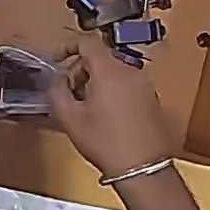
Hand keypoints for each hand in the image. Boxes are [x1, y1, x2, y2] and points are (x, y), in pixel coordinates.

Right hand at [46, 38, 174, 175]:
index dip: (67, 46)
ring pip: (114, 71)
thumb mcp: (69, 118)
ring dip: (96, 81)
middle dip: (80, 70)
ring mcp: (145, 84)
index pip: (87, 42)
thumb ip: (57, 91)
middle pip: (100, 57)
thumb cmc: (104, 143)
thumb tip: (59, 79)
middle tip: (70, 93)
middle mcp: (131, 71)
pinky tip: (106, 115)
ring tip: (87, 107)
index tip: (57, 60)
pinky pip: (127, 83)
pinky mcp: (152, 97)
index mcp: (109, 71)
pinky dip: (113, 90)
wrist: (142, 167)